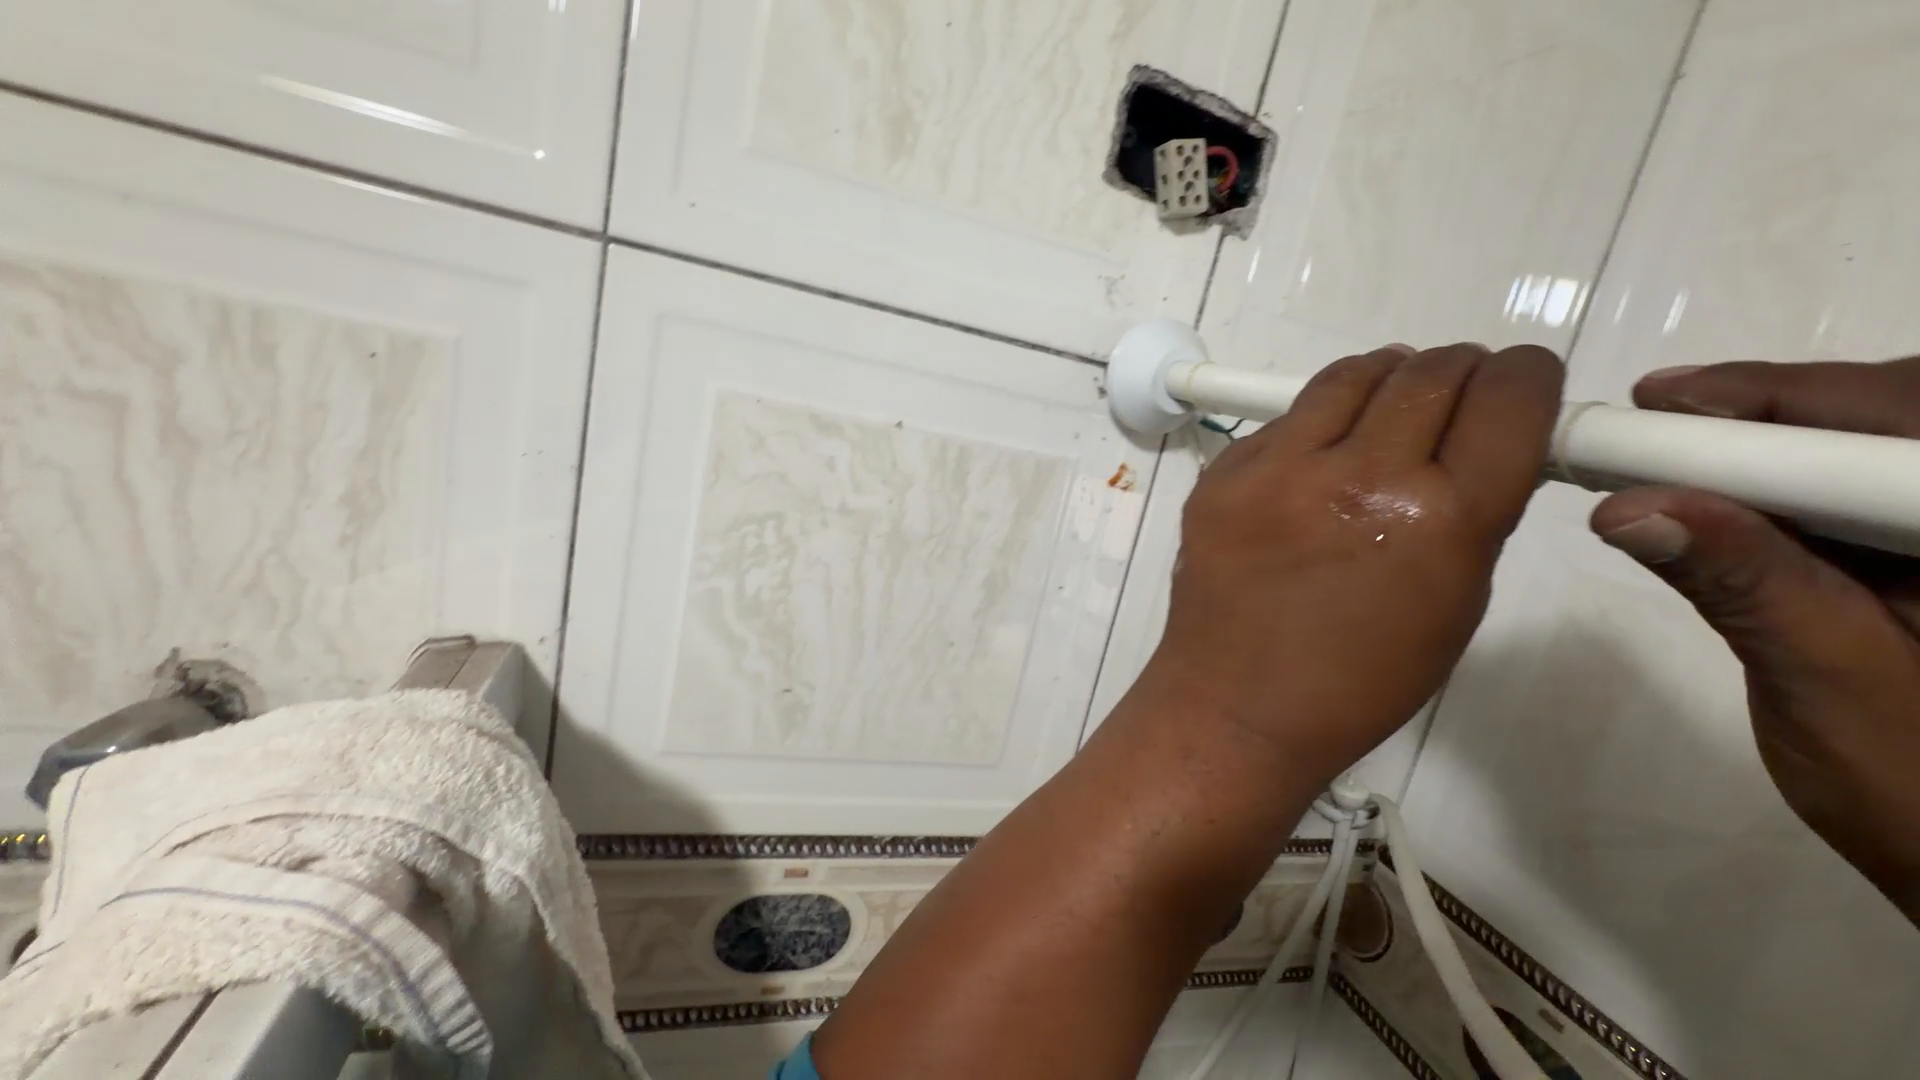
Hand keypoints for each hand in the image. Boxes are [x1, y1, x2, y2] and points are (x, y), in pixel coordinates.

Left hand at [1150, 342, 1563, 785]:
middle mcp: (1358, 476)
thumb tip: (1482, 437)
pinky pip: (1285, 421)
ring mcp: (1277, 470)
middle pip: (1430, 370)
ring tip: (1388, 410)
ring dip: (1387, 380)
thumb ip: (1474, 507)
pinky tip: (1315, 463)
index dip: (1525, 379)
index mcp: (1440, 519)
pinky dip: (1315, 426)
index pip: (1509, 395)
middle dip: (1459, 372)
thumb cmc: (1361, 676)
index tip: (1519, 385)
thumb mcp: (1457, 598)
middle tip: (1454, 397)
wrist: (1237, 705)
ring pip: (1352, 374)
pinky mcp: (1222, 474)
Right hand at [1590, 358, 1919, 920]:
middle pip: (1901, 418)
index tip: (1658, 401)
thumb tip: (1629, 508)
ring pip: (1887, 449)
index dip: (1776, 401)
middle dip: (1778, 412)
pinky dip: (1798, 492)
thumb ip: (1747, 587)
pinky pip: (1877, 498)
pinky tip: (1733, 506)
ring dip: (1779, 449)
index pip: (1901, 424)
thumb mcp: (1832, 688)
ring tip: (1676, 461)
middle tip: (1658, 426)